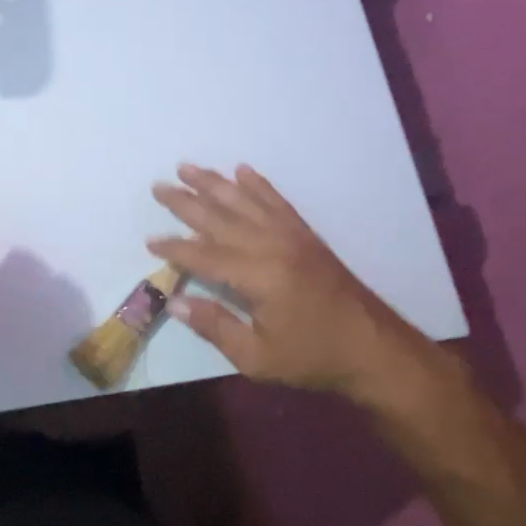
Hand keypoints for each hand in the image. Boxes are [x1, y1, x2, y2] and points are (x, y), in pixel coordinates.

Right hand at [148, 164, 429, 403]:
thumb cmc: (313, 357)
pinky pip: (277, 203)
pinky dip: (258, 185)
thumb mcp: (256, 357)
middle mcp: (273, 246)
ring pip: (246, 202)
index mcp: (259, 276)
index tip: (150, 240)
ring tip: (188, 167)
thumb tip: (175, 302)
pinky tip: (242, 171)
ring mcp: (292, 237)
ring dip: (215, 183)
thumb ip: (215, 326)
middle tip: (158, 186)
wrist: (376, 350)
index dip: (175, 248)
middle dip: (187, 202)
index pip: (204, 255)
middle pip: (221, 218)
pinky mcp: (307, 237)